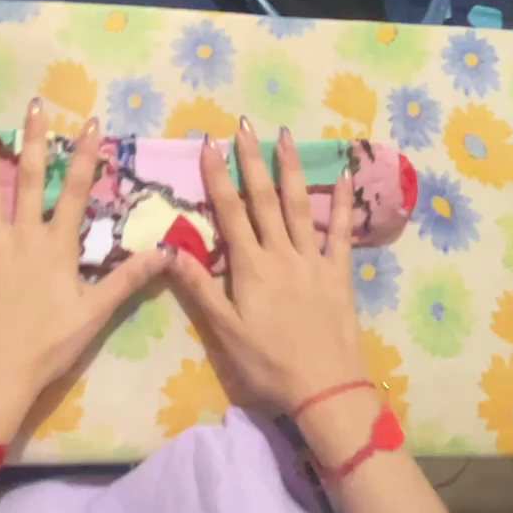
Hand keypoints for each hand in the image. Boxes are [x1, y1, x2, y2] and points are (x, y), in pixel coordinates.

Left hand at [0, 101, 168, 443]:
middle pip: (29, 177)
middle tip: (35, 104)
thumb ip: (129, 278)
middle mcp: (22, 234)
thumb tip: (169, 252)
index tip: (92, 124)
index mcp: (56, 245)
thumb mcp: (95, 313)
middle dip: (34, 139)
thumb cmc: (48, 346)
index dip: (85, 156)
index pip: (76, 191)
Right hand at [165, 118, 369, 415]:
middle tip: (244, 125)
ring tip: (285, 135)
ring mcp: (313, 259)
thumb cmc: (269, 362)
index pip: (230, 212)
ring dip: (290, 168)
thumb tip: (169, 250)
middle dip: (251, 160)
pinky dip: (341, 203)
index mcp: (251, 266)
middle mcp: (281, 253)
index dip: (218, 176)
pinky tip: (343, 176)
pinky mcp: (338, 271)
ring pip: (299, 205)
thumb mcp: (225, 331)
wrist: (326, 388)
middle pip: (264, 199)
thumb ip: (200, 288)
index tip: (209, 144)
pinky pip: (341, 232)